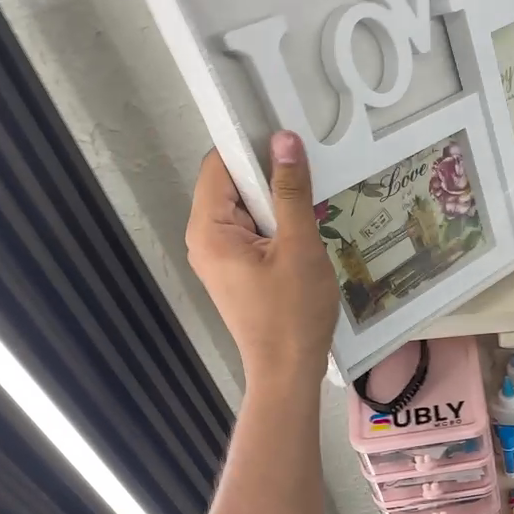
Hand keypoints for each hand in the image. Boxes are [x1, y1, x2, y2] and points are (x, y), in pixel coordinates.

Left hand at [185, 132, 338, 394]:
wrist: (288, 373)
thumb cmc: (294, 314)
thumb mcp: (300, 247)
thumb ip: (291, 191)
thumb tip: (285, 140)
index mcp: (209, 230)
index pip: (219, 166)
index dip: (251, 150)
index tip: (288, 146)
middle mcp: (204, 241)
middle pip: (232, 188)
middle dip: (269, 183)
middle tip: (307, 187)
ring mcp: (218, 260)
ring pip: (246, 214)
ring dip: (277, 210)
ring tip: (310, 217)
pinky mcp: (234, 276)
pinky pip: (252, 238)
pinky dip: (276, 233)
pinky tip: (302, 243)